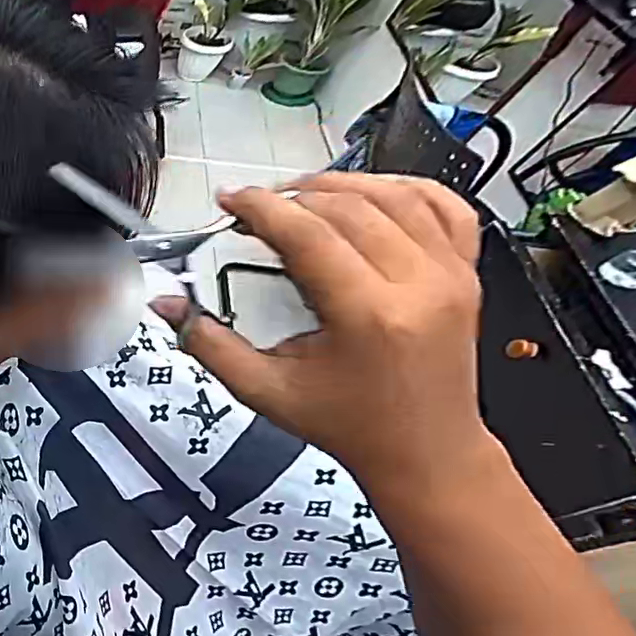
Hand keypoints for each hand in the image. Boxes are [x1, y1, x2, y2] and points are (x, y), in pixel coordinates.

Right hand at [152, 173, 490, 483]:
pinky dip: (403, 189)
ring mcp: (451, 276)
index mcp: (368, 316)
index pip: (309, 234)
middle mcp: (420, 286)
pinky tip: (369, 194)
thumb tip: (169, 305)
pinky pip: (444, 207)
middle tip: (255, 208)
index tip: (232, 200)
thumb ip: (208, 344)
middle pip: (349, 207)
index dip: (262, 208)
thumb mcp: (264, 389)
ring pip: (397, 195)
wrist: (423, 450)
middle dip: (292, 197)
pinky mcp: (465, 274)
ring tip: (300, 194)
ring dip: (341, 185)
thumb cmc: (350, 424)